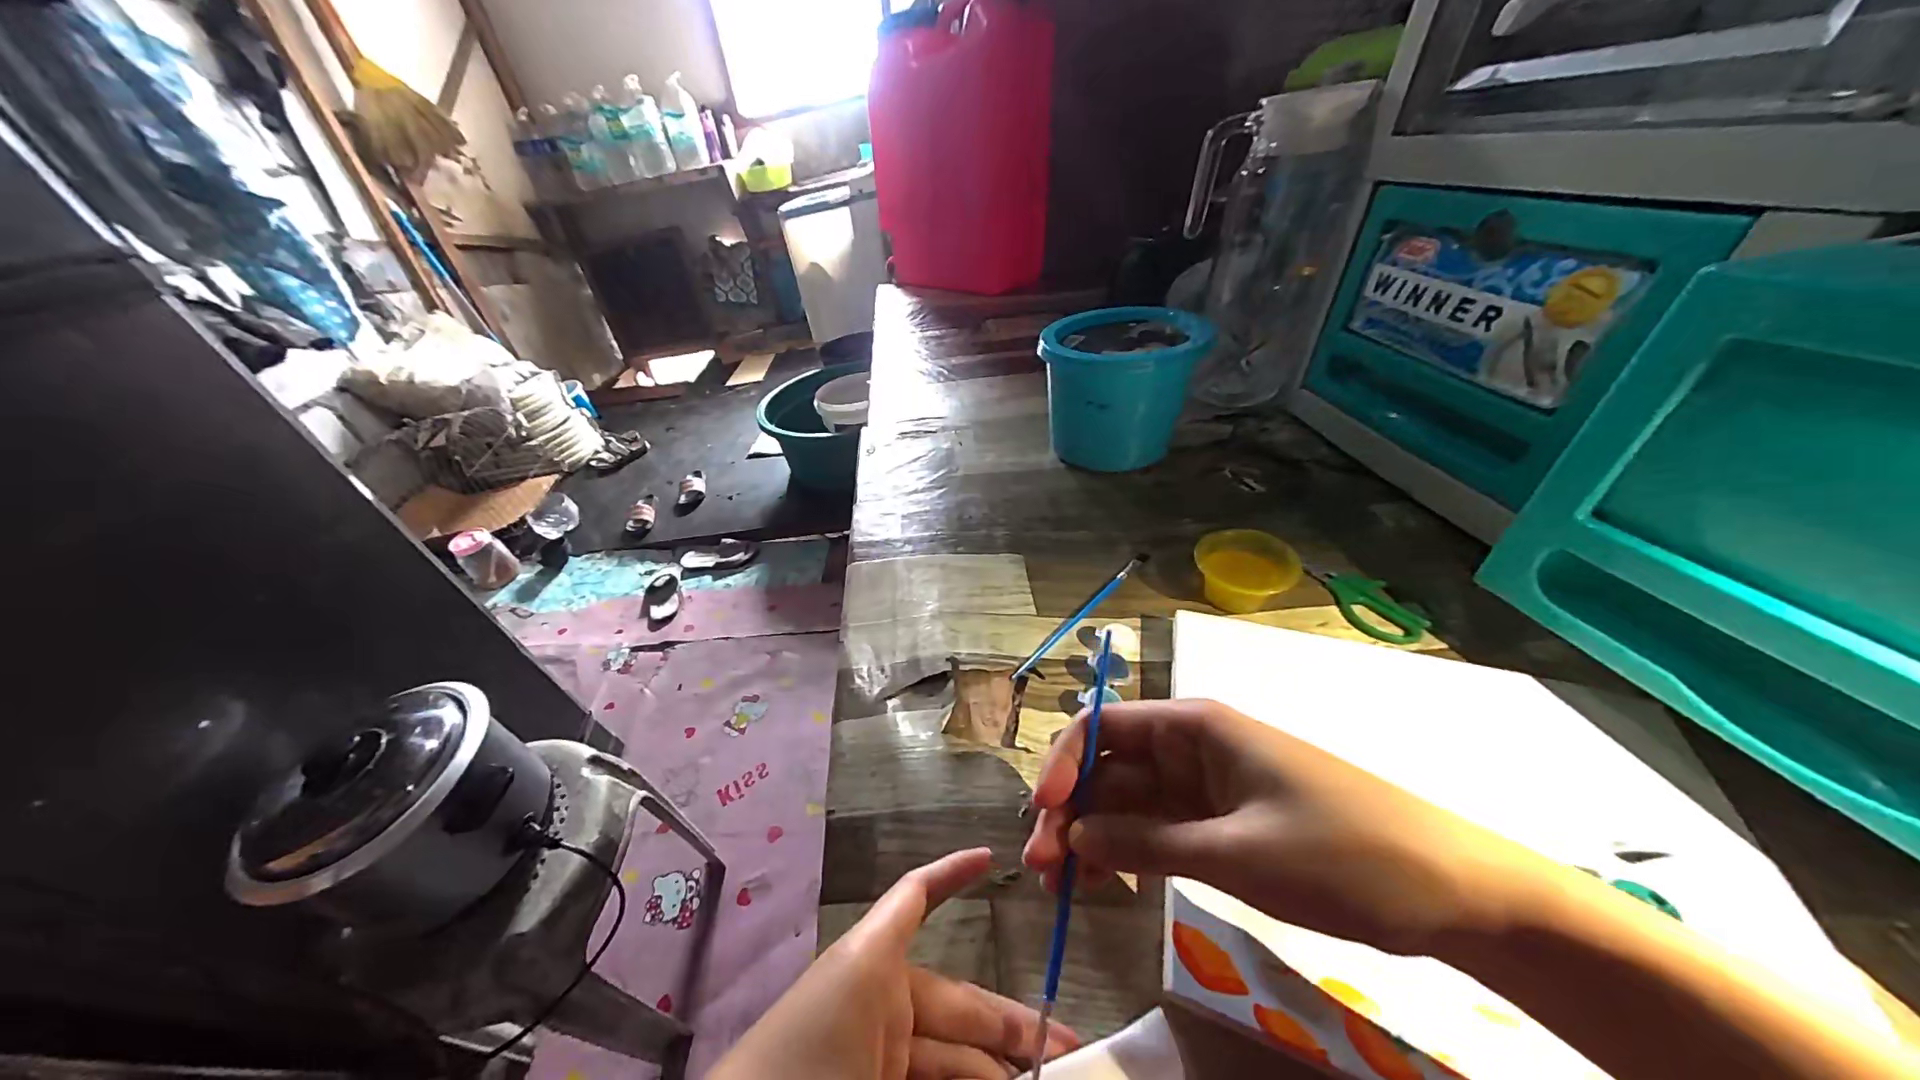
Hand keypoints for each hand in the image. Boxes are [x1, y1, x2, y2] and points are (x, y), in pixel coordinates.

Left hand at [710, 848, 1081, 1079]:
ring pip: (952, 1056)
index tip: (989, 858)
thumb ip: (940, 1009)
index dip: (951, 875)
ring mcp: (878, 1049)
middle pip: (961, 1006)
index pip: (916, 897)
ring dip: (996, 1071)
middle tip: (1071, 1050)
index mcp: (873, 963)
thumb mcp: (865, 998)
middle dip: (1015, 1026)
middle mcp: (881, 1001)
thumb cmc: (801, 1049)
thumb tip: (1001, 1051)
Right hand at [1022, 699, 1548, 955]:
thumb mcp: (1236, 852)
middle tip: (1044, 873)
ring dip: (1092, 837)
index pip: (1103, 727)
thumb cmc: (1342, 853)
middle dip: (1071, 813)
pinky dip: (1128, 853)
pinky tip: (1109, 884)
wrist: (1450, 890)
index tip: (1044, 815)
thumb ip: (1147, 842)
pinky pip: (1158, 829)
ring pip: (1128, 802)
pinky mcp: (1222, 821)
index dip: (1064, 764)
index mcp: (1194, 728)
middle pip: (1109, 769)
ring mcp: (1206, 786)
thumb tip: (1074, 838)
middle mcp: (1191, 748)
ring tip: (1064, 888)